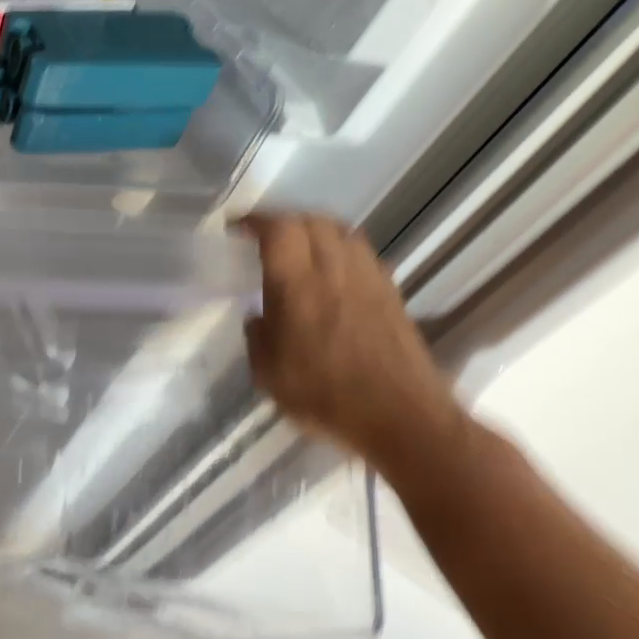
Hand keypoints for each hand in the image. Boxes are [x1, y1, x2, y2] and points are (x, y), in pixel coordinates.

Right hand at [240, 213, 465, 469]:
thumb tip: (258, 317)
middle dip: (285, 221)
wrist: (401, 417)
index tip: (237, 229)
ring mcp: (370, 280)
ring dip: (315, 232)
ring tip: (297, 250)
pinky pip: (361, 255)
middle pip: (313, 221)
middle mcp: (336, 271)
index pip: (279, 230)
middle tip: (263, 238)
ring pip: (342, 233)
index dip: (255, 221)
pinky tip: (329, 276)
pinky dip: (339, 251)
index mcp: (299, 286)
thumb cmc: (325, 397)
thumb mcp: (269, 375)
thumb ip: (258, 337)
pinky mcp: (392, 294)